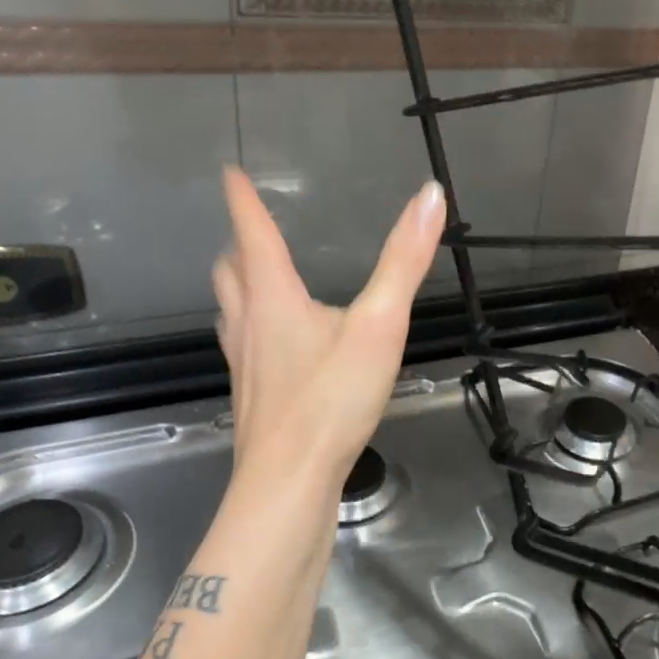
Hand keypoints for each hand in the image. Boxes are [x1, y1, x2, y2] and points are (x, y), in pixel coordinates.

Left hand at [212, 167, 445, 489]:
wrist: (288, 484)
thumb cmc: (330, 401)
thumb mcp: (379, 326)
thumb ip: (404, 262)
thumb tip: (429, 196)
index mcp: (273, 298)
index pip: (253, 234)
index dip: (243, 201)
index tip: (230, 174)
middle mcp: (249, 324)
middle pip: (230, 272)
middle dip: (238, 244)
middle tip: (250, 228)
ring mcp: (244, 364)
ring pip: (230, 310)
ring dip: (238, 286)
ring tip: (256, 278)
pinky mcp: (251, 397)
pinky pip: (243, 346)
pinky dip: (251, 327)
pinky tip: (274, 347)